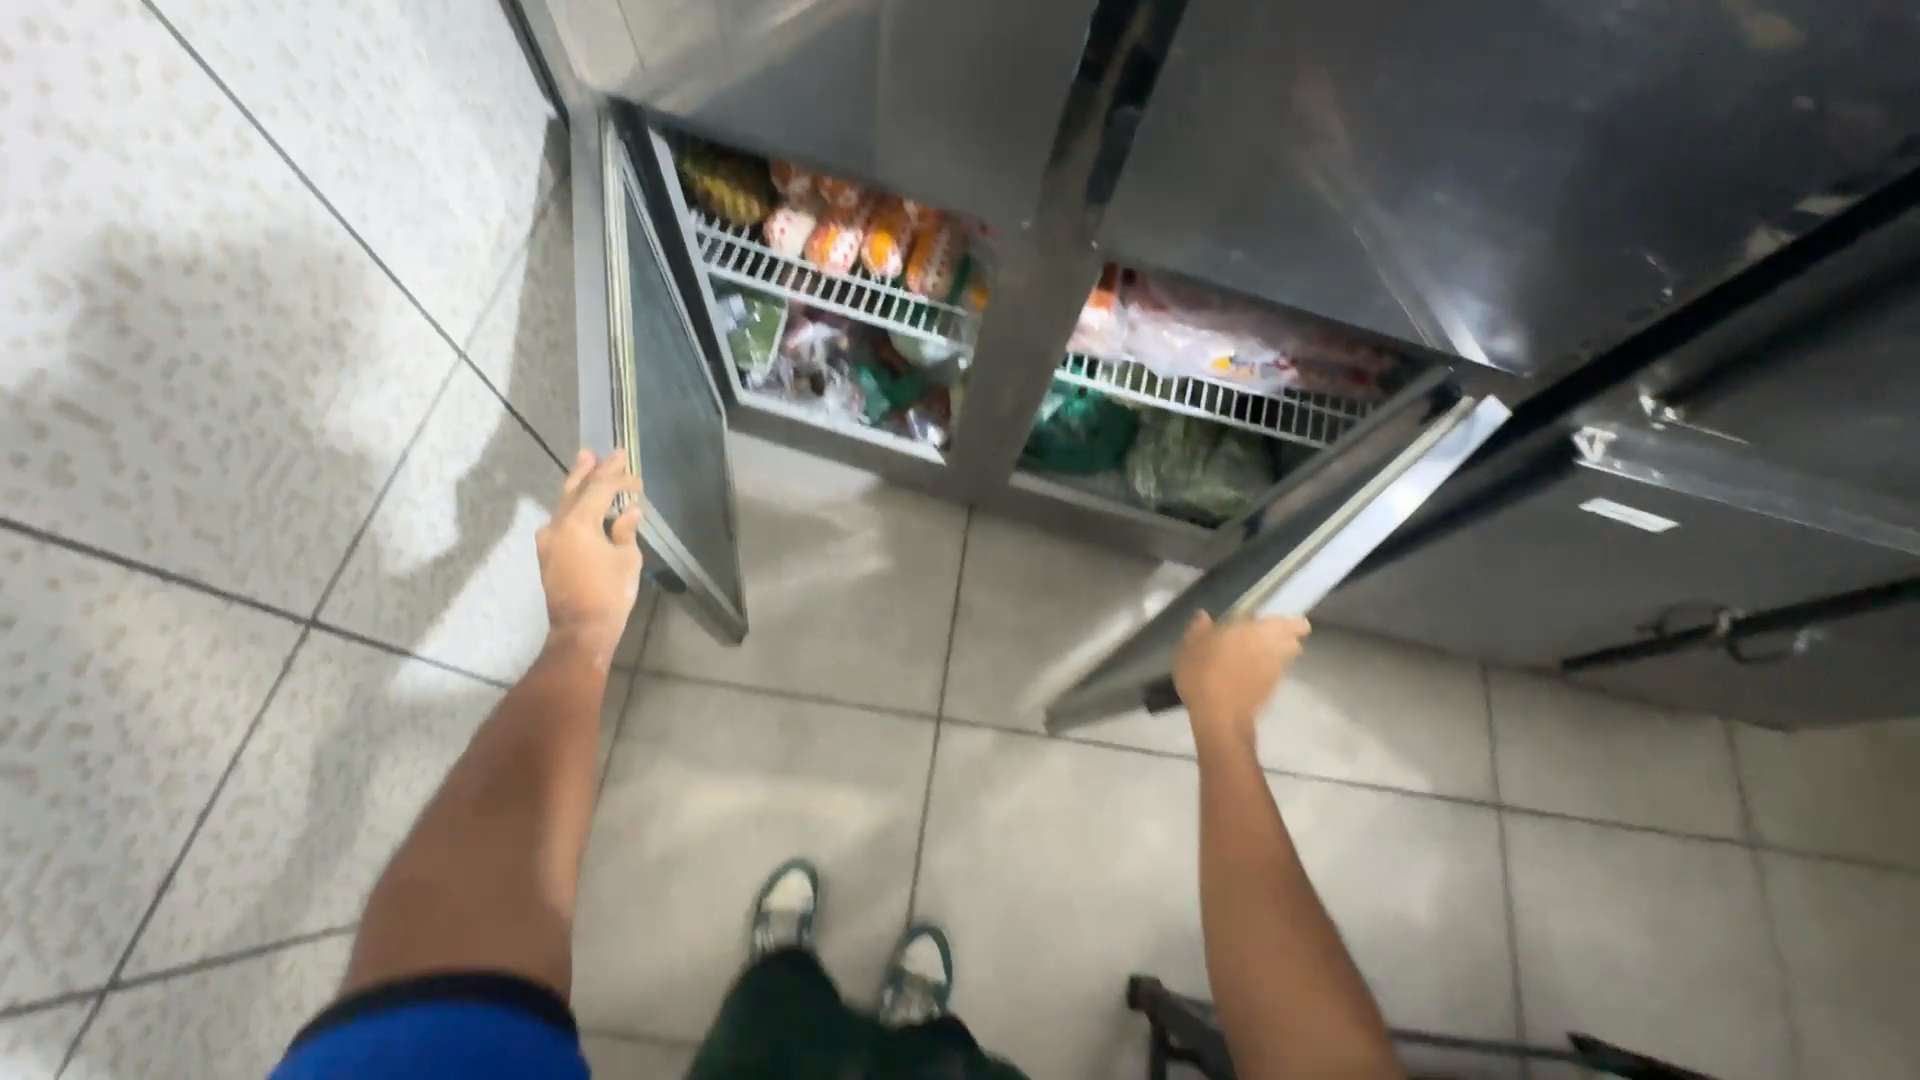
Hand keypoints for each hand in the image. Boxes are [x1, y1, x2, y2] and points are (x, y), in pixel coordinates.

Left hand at [535, 449, 643, 663]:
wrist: (581, 629)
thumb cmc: (609, 593)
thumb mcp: (627, 559)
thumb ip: (625, 530)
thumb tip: (629, 512)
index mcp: (577, 522)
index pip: (600, 489)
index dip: (620, 479)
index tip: (638, 478)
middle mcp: (557, 525)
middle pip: (575, 489)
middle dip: (590, 470)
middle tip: (600, 452)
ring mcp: (548, 540)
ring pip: (564, 504)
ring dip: (578, 485)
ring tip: (586, 464)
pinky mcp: (548, 554)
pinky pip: (562, 521)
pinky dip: (574, 507)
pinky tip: (582, 504)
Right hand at [1174, 612, 1310, 746]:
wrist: (1219, 715)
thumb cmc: (1202, 675)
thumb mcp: (1189, 648)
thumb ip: (1199, 629)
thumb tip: (1204, 616)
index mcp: (1251, 629)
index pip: (1284, 621)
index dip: (1286, 620)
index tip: (1277, 620)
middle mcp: (1270, 646)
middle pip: (1294, 638)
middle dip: (1290, 634)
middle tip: (1275, 634)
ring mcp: (1275, 669)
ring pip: (1289, 655)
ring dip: (1282, 652)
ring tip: (1264, 653)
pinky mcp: (1273, 689)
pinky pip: (1278, 672)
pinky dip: (1272, 669)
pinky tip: (1254, 672)